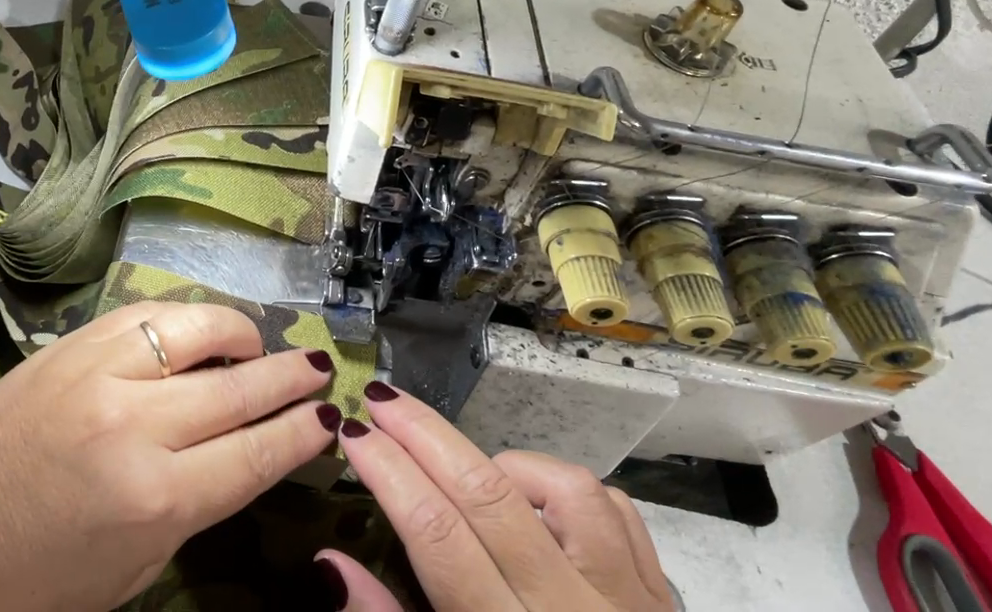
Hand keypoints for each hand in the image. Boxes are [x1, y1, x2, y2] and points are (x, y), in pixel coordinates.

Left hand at [0, 300, 340, 610]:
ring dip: (242, 334)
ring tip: (260, 345)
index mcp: (157, 499)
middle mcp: (136, 425)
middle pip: (239, 388)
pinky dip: (185, 319)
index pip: (257, 453)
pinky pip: (146, 313)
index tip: (332, 416)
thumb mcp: (138, 565)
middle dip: (291, 378)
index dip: (302, 432)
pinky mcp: (71, 345)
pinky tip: (199, 330)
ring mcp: (100, 372)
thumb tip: (246, 451)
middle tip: (322, 368)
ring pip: (197, 331)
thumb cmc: (39, 579)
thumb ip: (197, 504)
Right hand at [321, 384, 672, 611]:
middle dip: (424, 436)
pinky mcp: (661, 598)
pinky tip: (534, 500)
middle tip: (378, 400)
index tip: (352, 432)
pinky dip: (564, 489)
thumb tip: (330, 562)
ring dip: (500, 462)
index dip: (390, 475)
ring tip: (462, 470)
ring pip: (563, 489)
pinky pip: (615, 510)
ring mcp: (627, 602)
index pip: (440, 536)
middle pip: (489, 496)